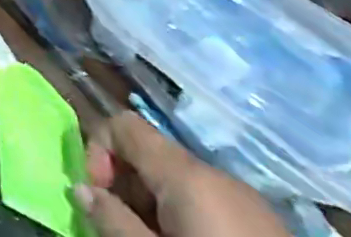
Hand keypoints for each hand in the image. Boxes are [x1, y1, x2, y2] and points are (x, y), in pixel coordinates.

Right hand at [74, 113, 290, 236]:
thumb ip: (113, 219)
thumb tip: (82, 190)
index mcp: (186, 173)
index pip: (123, 124)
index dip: (99, 150)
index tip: (101, 194)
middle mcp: (216, 174)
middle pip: (151, 154)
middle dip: (126, 184)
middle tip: (126, 228)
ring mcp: (248, 201)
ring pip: (180, 182)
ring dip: (155, 204)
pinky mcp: (268, 226)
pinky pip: (210, 204)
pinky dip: (188, 217)